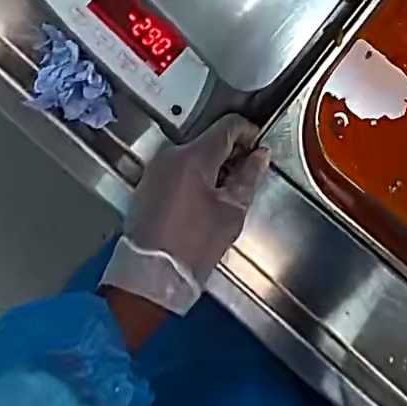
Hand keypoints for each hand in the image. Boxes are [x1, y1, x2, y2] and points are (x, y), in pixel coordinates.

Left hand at [100, 114, 269, 314]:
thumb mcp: (231, 212)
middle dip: (232, 153)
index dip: (249, 132)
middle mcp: (172, 154)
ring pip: (195, 154)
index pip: (229, 125)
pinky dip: (195, 176)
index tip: (258, 149)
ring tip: (225, 193)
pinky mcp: (148, 184)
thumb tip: (260, 155)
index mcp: (194, 156)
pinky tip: (202, 202)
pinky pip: (178, 168)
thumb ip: (249, 176)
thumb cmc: (191, 247)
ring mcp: (157, 169)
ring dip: (213, 165)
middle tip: (246, 175)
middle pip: (211, 139)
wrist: (147, 280)